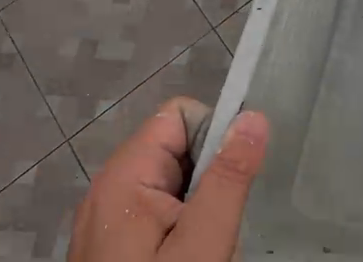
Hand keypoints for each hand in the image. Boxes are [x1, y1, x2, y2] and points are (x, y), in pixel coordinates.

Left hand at [70, 97, 269, 261]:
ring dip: (201, 209)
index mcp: (124, 177)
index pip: (181, 116)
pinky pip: (161, 215)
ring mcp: (109, 222)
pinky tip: (190, 261)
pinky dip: (183, 232)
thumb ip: (229, 177)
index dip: (215, 135)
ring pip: (175, 185)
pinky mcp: (113, 248)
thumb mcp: (203, 245)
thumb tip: (253, 115)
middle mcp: (110, 190)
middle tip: (217, 227)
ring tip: (204, 251)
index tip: (232, 178)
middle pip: (178, 148)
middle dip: (210, 178)